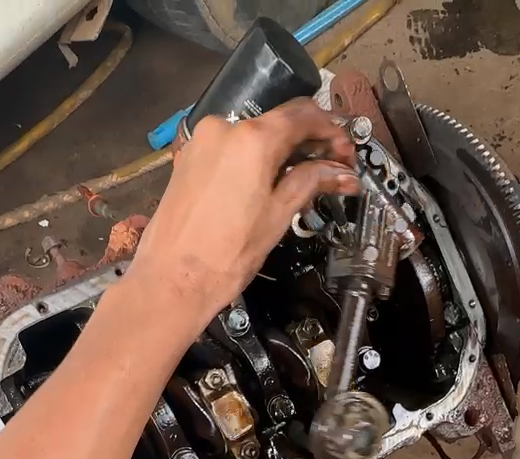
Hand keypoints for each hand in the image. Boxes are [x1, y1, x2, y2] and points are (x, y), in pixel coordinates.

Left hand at [128, 99, 359, 320]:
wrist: (172, 280)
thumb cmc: (227, 256)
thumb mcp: (278, 217)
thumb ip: (310, 183)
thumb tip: (342, 173)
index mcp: (252, 139)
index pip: (303, 115)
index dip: (332, 131)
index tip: (346, 154)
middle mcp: (225, 128)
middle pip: (279, 122)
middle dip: (310, 142)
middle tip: (332, 168)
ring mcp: (203, 141)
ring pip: (255, 136)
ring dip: (283, 152)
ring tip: (303, 180)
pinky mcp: (190, 158)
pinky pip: (232, 149)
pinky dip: (255, 160)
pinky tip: (268, 183)